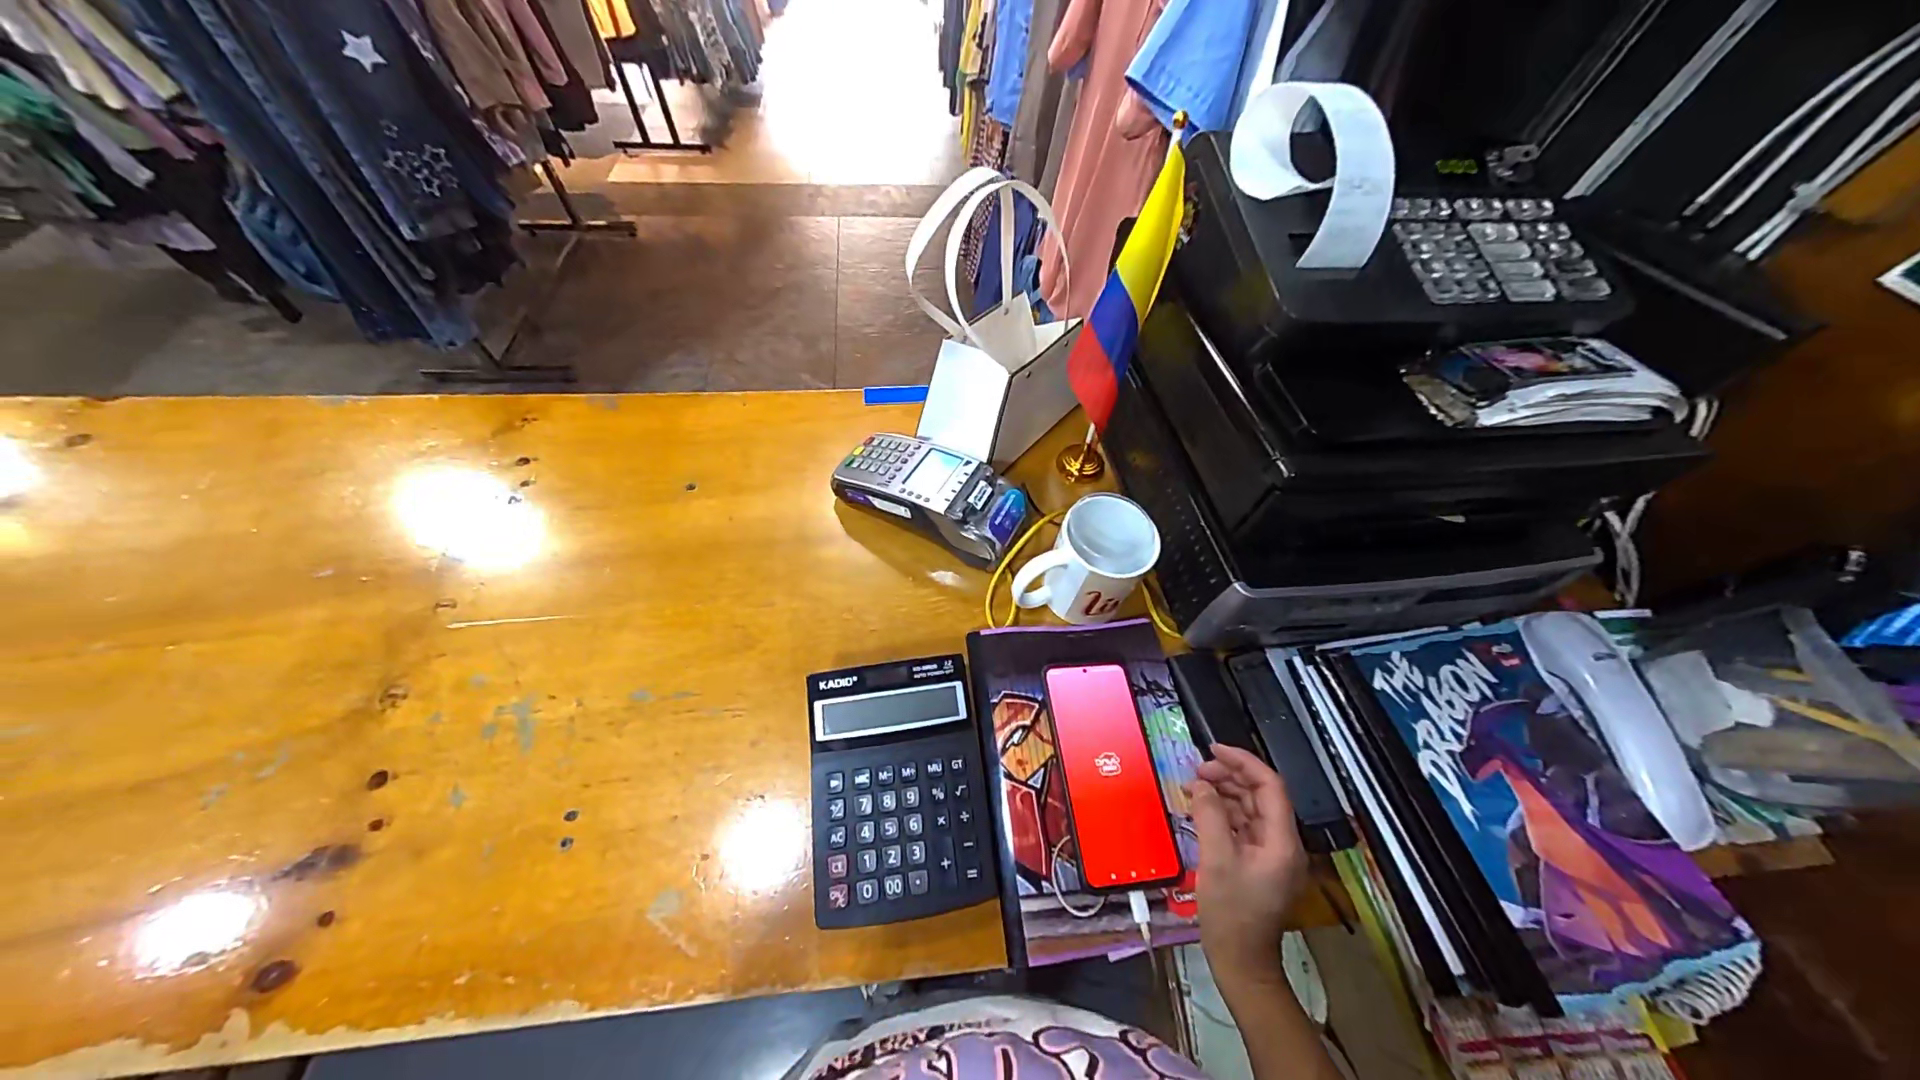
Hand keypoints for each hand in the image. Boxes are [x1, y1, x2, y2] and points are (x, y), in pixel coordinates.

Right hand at [1187, 744, 1307, 989]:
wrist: (1241, 962)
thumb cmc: (1232, 913)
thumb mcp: (1216, 859)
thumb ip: (1210, 816)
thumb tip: (1201, 786)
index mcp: (1282, 840)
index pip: (1269, 785)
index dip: (1243, 762)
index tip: (1213, 749)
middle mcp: (1282, 843)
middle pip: (1259, 795)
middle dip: (1228, 777)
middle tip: (1196, 771)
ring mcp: (1271, 854)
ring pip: (1249, 809)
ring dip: (1222, 794)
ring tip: (1193, 787)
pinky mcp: (1257, 864)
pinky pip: (1241, 827)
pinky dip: (1221, 813)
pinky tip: (1200, 810)